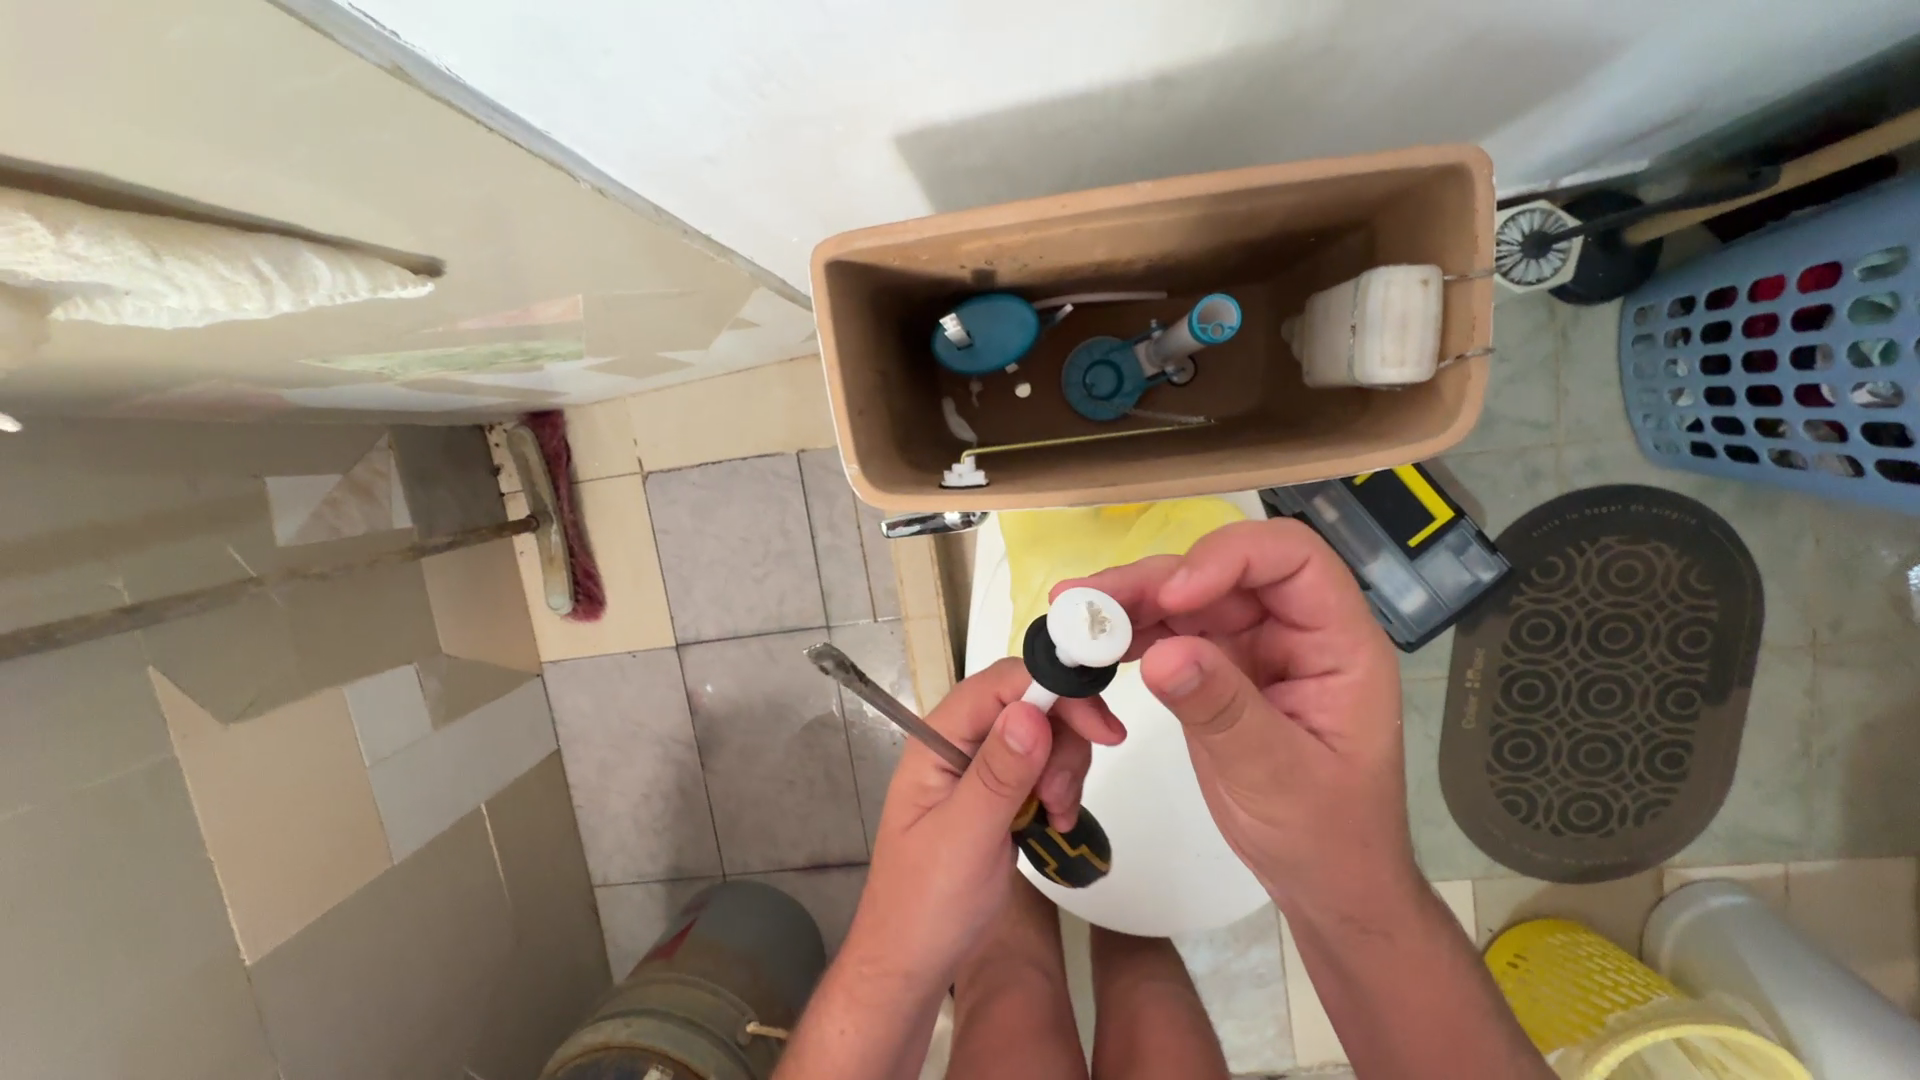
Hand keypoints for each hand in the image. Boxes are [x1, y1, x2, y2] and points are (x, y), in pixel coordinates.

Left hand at [843, 657, 1123, 988]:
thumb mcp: (965, 837)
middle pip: (1029, 704)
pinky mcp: (999, 792)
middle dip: (1062, 742)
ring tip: (1054, 818)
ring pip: (1043, 734)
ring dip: (1063, 771)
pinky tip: (1054, 823)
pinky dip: (1060, 789)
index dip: (1053, 690)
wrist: (914, 961)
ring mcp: (979, 767)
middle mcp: (958, 742)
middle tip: (1061, 796)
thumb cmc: (926, 904)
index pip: (1000, 684)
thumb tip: (1032, 711)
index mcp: (937, 739)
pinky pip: (1043, 766)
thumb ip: (999, 774)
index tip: (1100, 727)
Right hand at [1062, 518, 1416, 909]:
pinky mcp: (1216, 669)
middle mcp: (1292, 629)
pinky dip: (1128, 635)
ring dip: (1128, 602)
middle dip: (1154, 581)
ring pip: (1186, 599)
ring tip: (1069, 614)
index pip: (1291, 559)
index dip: (1229, 558)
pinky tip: (1089, 645)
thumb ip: (1223, 710)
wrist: (1322, 878)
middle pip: (1221, 573)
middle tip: (1084, 601)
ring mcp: (1251, 647)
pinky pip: (1168, 634)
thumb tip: (1162, 655)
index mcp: (1336, 642)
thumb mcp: (1277, 775)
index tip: (1172, 596)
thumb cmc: (1326, 834)